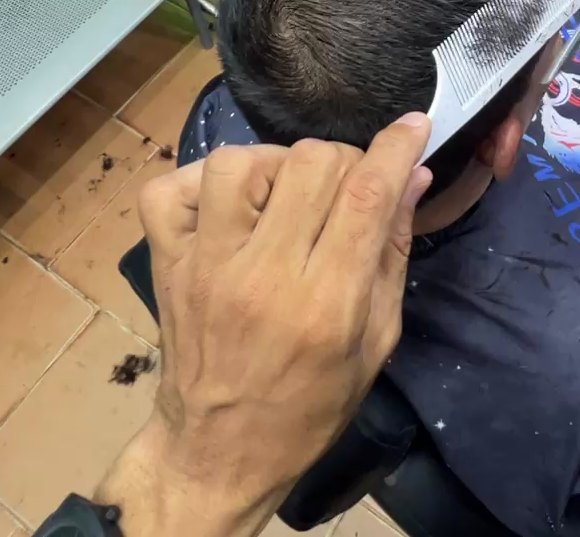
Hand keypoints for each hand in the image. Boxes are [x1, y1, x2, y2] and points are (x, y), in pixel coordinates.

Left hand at [97, 115, 434, 536]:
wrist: (217, 454)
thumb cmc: (312, 403)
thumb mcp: (378, 340)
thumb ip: (393, 252)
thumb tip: (412, 176)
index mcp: (325, 304)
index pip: (366, 196)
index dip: (396, 147)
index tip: (414, 125)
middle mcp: (261, 276)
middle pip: (311, 164)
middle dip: (345, 160)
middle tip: (348, 189)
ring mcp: (204, 265)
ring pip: (240, 161)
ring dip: (278, 164)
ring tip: (289, 195)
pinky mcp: (166, 263)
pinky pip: (171, 188)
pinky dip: (204, 180)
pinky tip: (233, 202)